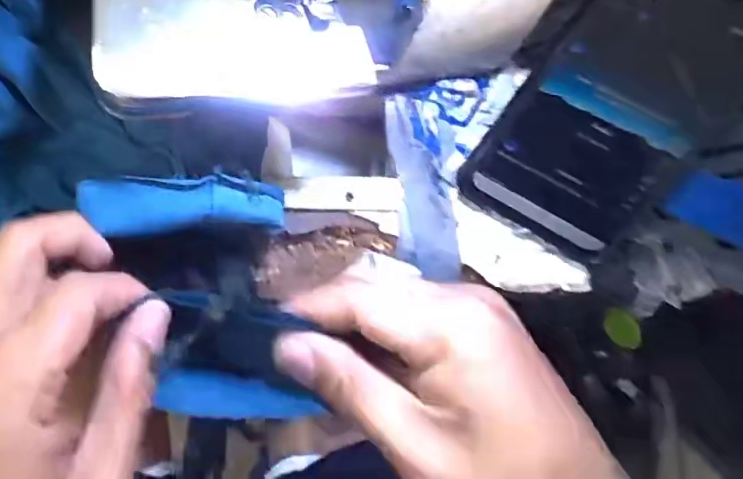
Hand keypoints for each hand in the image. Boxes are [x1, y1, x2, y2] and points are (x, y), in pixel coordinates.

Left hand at [0, 213, 171, 478]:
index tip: (151, 303)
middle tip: (116, 265)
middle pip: (16, 245)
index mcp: (1, 387)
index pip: (70, 292)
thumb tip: (155, 309)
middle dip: (73, 236)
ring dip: (48, 264)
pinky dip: (24, 297)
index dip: (120, 286)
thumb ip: (128, 389)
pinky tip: (57, 333)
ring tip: (94, 295)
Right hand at [274, 278, 619, 478]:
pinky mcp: (483, 325)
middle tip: (282, 353)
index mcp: (451, 317)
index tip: (259, 328)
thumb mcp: (419, 450)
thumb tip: (283, 346)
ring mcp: (478, 307)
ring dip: (350, 329)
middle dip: (325, 320)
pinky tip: (362, 367)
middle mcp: (463, 294)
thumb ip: (348, 387)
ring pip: (389, 301)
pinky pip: (415, 316)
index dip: (303, 310)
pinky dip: (382, 338)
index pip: (355, 295)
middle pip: (371, 292)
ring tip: (314, 361)